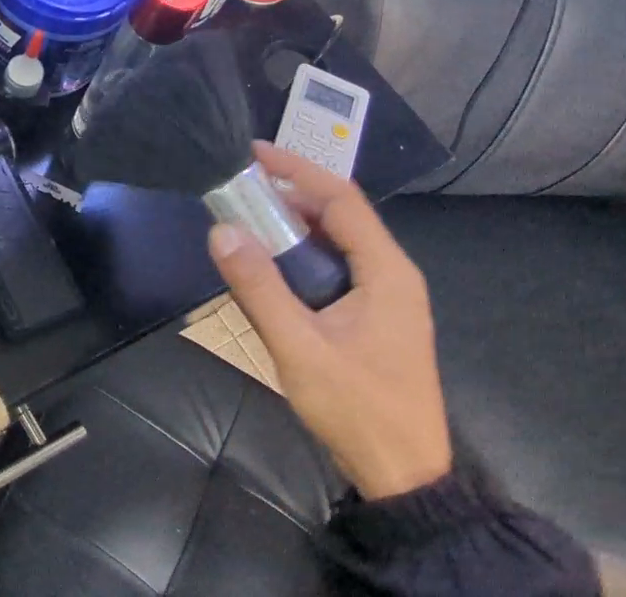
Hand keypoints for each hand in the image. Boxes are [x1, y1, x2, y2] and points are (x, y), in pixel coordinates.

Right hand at [208, 142, 452, 499]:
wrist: (404, 473)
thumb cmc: (356, 407)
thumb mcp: (298, 346)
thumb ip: (259, 287)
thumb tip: (221, 230)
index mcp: (386, 272)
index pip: (341, 199)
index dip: (297, 169)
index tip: (252, 152)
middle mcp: (392, 275)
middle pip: (341, 214)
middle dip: (290, 192)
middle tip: (237, 186)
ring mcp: (386, 297)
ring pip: (338, 241)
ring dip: (293, 223)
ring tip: (245, 215)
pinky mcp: (373, 317)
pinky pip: (335, 266)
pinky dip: (300, 253)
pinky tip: (269, 263)